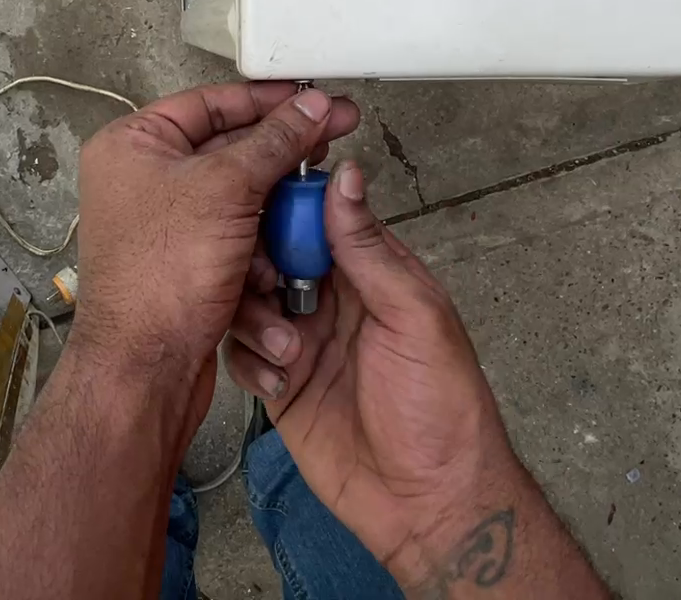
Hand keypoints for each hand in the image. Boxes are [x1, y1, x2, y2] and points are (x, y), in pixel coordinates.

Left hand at [71, 82, 361, 377]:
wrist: (144, 370)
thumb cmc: (162, 273)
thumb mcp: (226, 189)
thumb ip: (275, 141)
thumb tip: (312, 104)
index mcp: (133, 145)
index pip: (210, 103)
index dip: (267, 99)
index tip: (313, 97)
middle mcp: (144, 178)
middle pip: (229, 150)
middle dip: (282, 157)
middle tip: (333, 138)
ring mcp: (165, 222)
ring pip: (239, 198)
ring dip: (276, 211)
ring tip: (310, 210)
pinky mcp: (186, 260)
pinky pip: (235, 237)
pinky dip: (261, 248)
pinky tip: (280, 265)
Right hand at [224, 162, 520, 590]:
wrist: (428, 507)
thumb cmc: (439, 405)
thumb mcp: (412, 315)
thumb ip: (369, 247)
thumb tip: (346, 173)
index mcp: (367, 271)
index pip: (315, 218)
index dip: (285, 209)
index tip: (260, 211)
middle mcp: (328, 298)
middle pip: (270, 255)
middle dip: (257, 266)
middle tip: (267, 288)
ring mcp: (300, 339)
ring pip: (247, 302)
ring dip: (255, 321)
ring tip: (287, 352)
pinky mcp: (278, 380)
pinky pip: (241, 353)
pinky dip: (250, 362)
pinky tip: (279, 385)